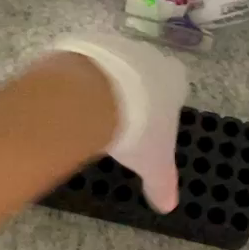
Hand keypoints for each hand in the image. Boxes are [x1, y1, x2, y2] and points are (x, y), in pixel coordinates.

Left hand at [48, 33, 188, 211]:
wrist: (94, 94)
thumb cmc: (138, 127)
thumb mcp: (153, 163)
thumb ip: (162, 183)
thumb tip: (168, 205)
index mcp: (174, 80)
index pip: (175, 87)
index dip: (163, 104)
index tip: (151, 122)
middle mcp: (150, 56)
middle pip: (145, 73)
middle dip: (135, 93)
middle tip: (121, 119)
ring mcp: (117, 46)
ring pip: (115, 65)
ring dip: (107, 83)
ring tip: (92, 112)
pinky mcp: (87, 44)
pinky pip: (87, 62)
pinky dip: (82, 77)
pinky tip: (73, 99)